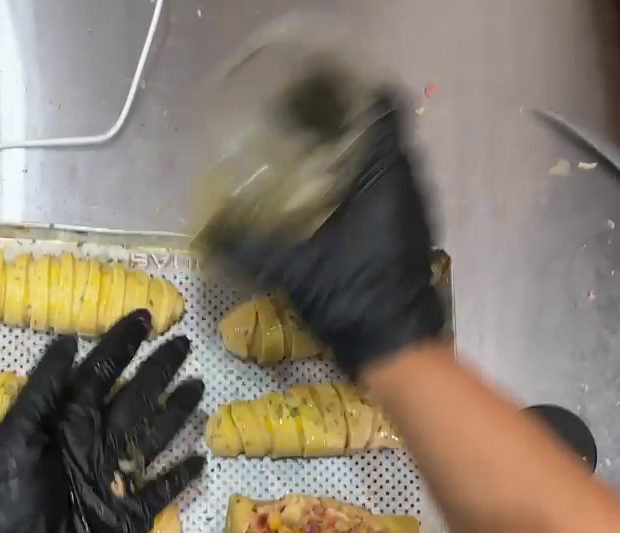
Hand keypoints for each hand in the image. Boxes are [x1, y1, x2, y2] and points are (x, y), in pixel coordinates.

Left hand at [0, 311, 206, 532]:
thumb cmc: (7, 506)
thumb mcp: (13, 441)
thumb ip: (41, 393)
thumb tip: (66, 341)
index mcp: (63, 426)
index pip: (97, 375)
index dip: (118, 346)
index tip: (142, 318)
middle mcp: (91, 447)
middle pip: (132, 400)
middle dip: (157, 371)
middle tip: (183, 344)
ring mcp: (114, 482)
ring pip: (151, 439)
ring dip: (175, 414)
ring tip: (198, 387)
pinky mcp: (131, 518)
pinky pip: (160, 492)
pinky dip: (180, 478)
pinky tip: (200, 459)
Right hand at [205, 92, 445, 381]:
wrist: (397, 351)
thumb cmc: (355, 300)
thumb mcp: (297, 273)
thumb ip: (252, 251)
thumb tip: (207, 238)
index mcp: (387, 178)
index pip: (382, 108)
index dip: (350, 94)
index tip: (313, 98)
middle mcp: (408, 186)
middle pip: (379, 134)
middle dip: (341, 128)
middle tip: (298, 131)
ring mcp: (412, 213)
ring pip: (383, 167)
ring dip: (350, 161)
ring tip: (306, 163)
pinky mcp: (407, 237)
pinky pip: (384, 196)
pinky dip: (358, 192)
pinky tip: (325, 207)